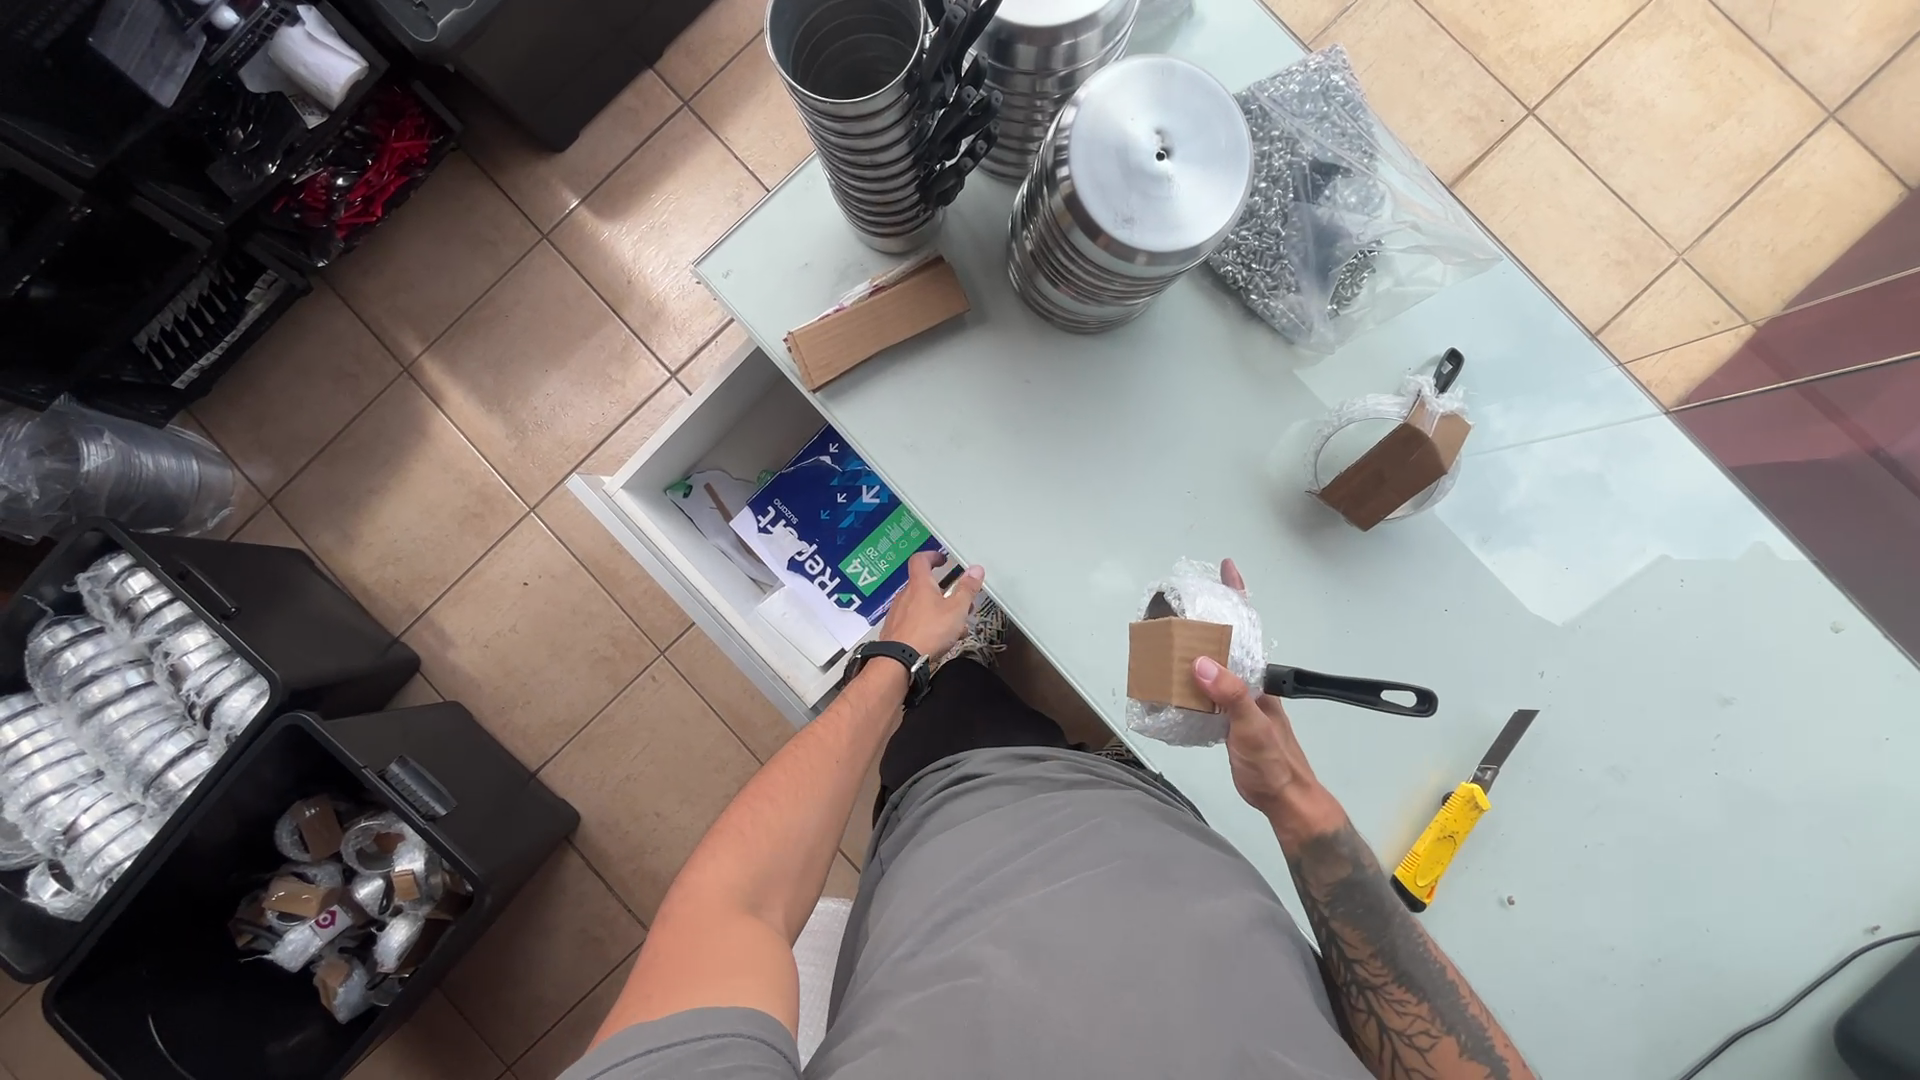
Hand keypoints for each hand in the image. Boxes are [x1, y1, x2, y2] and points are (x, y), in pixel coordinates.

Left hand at [879, 552, 984, 660]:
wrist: (899, 660)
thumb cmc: (928, 632)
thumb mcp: (956, 610)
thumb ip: (967, 589)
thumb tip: (976, 570)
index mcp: (920, 584)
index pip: (920, 560)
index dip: (932, 556)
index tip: (942, 560)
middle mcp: (905, 595)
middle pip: (925, 586)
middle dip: (944, 593)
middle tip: (959, 602)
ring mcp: (898, 613)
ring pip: (922, 606)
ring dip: (939, 611)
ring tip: (954, 627)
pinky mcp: (895, 630)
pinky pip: (914, 622)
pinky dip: (928, 625)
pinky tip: (940, 640)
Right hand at [1192, 559, 1343, 839]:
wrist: (1284, 798)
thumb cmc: (1274, 763)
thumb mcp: (1252, 727)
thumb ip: (1230, 695)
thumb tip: (1200, 663)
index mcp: (1255, 680)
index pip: (1245, 629)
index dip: (1238, 597)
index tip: (1227, 567)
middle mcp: (1245, 684)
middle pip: (1224, 644)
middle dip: (1204, 620)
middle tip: (1178, 604)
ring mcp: (1235, 702)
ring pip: (1212, 666)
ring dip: (1192, 650)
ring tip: (1166, 638)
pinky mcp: (1224, 720)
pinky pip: (1203, 690)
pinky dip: (1187, 681)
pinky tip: (1171, 683)